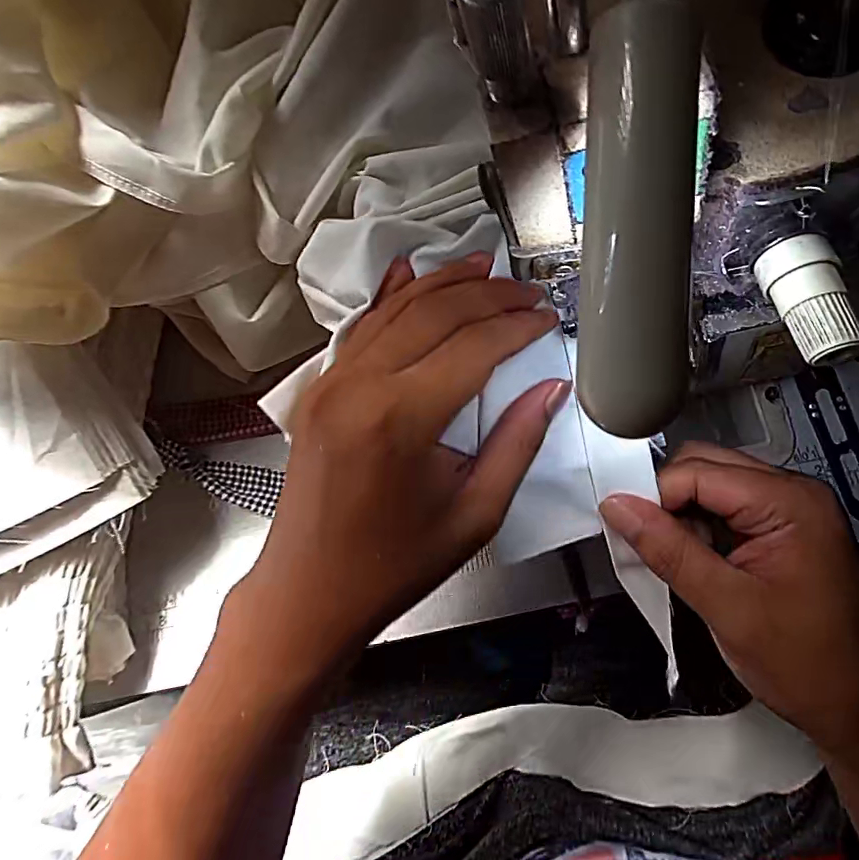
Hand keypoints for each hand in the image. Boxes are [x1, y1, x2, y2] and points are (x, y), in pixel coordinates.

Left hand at [239, 252, 568, 665]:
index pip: (475, 345)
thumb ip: (517, 442)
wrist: (307, 593)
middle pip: (436, 313)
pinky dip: (391, 295)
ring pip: (397, 308)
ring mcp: (332, 383)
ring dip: (444, 283)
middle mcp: (360, 387)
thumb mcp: (474, 513)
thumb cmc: (390, 565)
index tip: (546, 318)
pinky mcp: (320, 388)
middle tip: (526, 291)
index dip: (518, 325)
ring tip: (483, 267)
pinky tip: (408, 270)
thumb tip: (551, 390)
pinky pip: (361, 326)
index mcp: (401, 419)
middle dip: (490, 295)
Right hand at [598, 442, 858, 753]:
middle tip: (648, 545)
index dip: (657, 496)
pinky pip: (727, 506)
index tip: (628, 527)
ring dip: (684, 516)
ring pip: (712, 484)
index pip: (700, 471)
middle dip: (668, 502)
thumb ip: (670, 551)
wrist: (856, 708)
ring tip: (680, 561)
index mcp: (791, 502)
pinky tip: (699, 561)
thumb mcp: (728, 608)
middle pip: (706, 467)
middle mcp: (794, 492)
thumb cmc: (809, 666)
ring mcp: (791, 507)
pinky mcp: (783, 525)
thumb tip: (621, 508)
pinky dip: (702, 527)